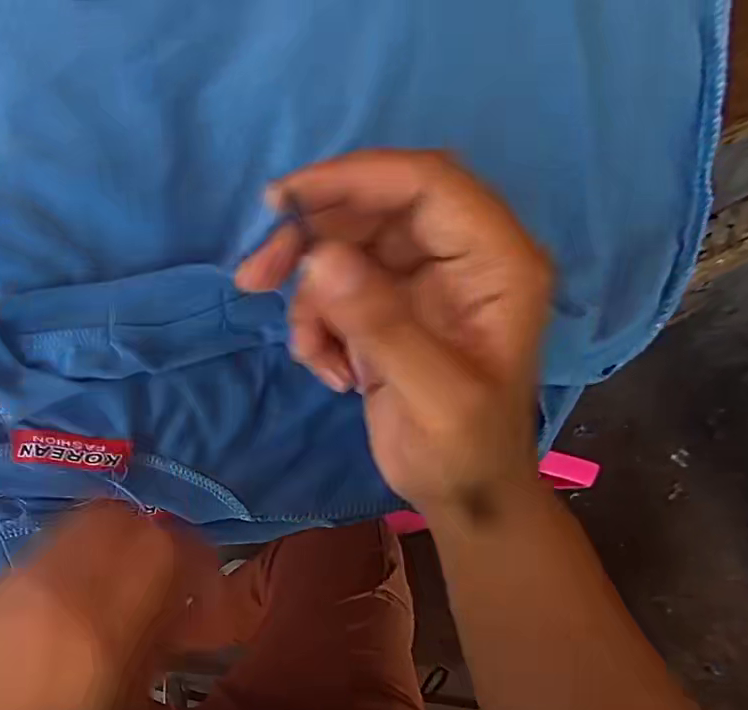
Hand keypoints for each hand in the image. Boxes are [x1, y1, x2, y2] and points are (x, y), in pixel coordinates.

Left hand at [0, 503, 212, 709]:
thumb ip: (155, 654)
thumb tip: (182, 611)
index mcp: (103, 628)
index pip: (166, 550)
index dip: (198, 557)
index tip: (203, 588)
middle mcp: (69, 585)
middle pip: (132, 522)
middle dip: (164, 541)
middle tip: (171, 578)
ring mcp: (34, 572)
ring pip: (96, 518)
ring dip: (128, 536)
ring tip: (132, 576)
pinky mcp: (13, 572)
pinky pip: (66, 534)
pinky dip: (94, 542)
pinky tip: (91, 581)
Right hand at [236, 150, 554, 528]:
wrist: (458, 492)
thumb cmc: (462, 449)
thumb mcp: (429, 394)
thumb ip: (380, 324)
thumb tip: (319, 260)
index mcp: (494, 261)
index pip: (424, 185)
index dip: (353, 179)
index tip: (282, 201)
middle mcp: (457, 260)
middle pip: (370, 215)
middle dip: (308, 243)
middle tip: (253, 278)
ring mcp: (418, 287)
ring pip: (342, 256)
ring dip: (308, 301)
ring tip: (312, 356)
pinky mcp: (385, 315)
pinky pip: (333, 297)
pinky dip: (316, 330)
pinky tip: (332, 374)